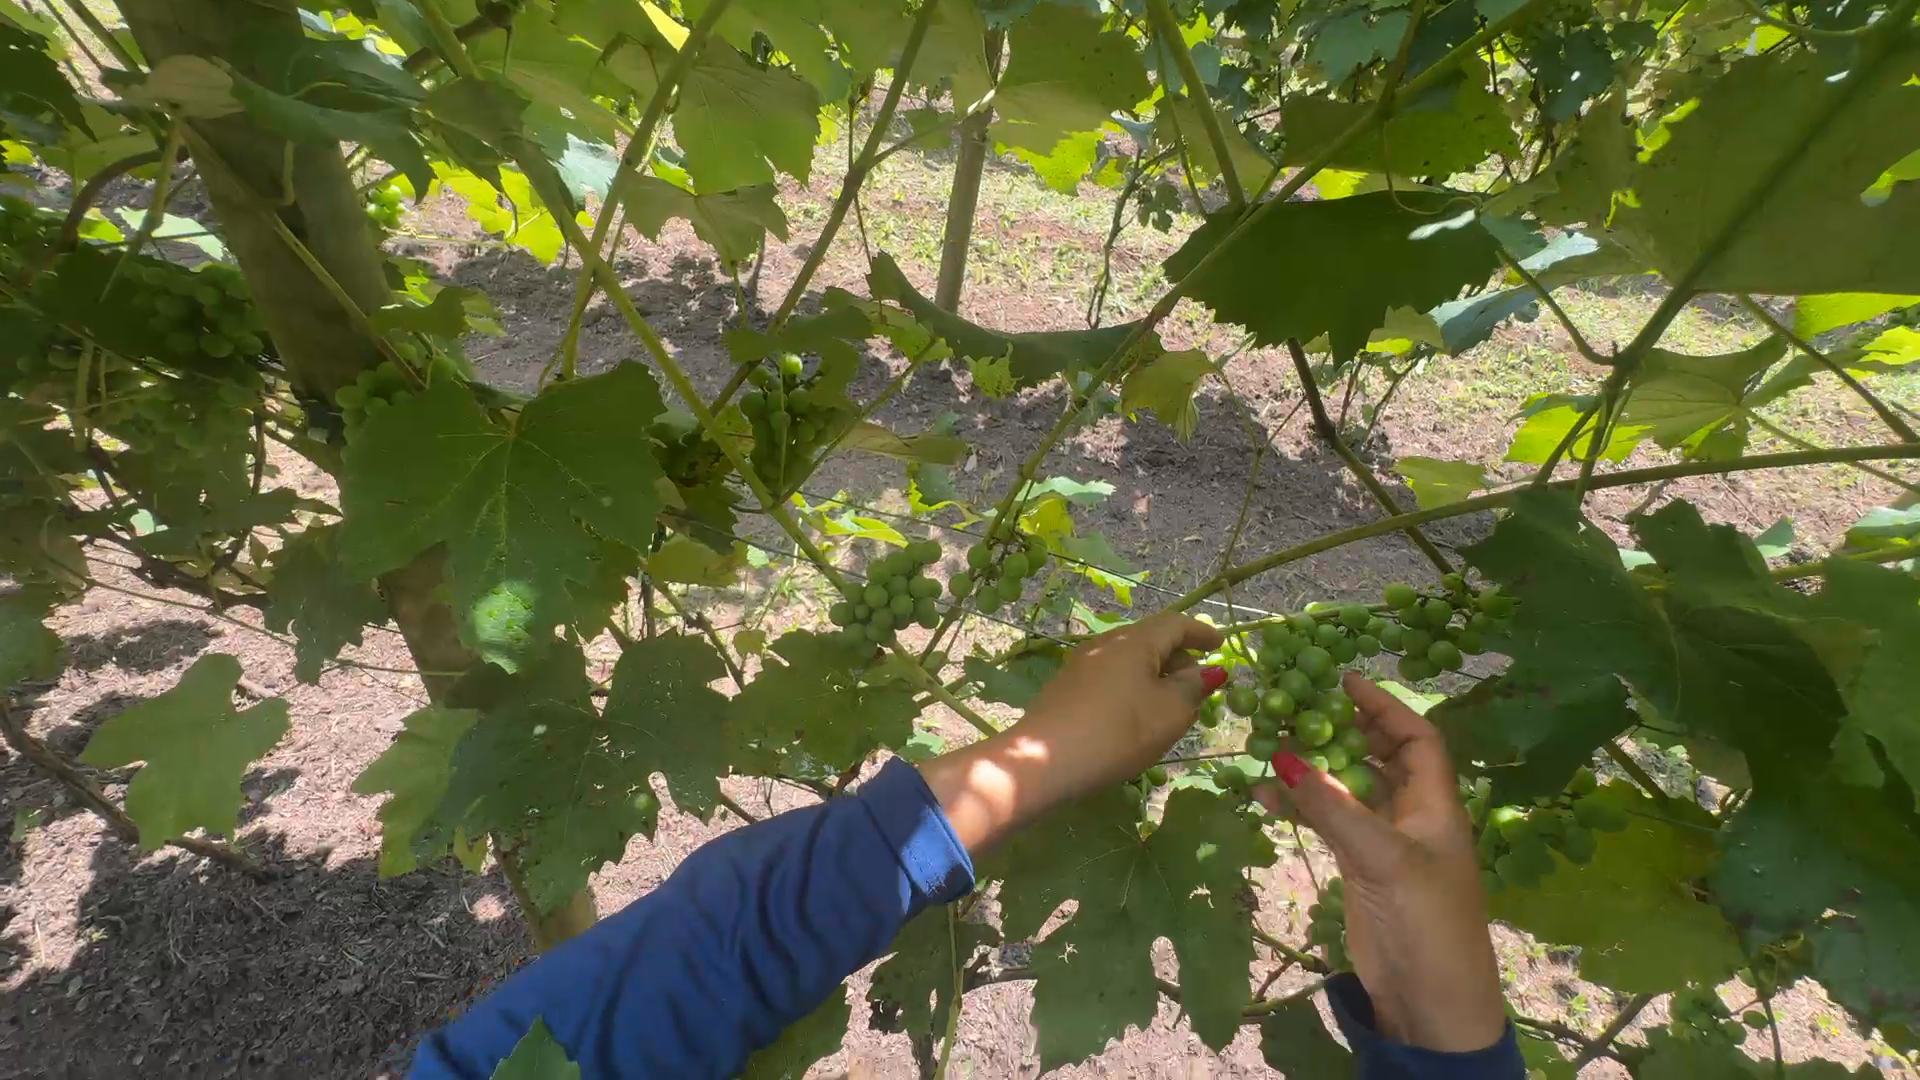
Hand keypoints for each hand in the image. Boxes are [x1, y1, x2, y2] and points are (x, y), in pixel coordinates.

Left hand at [918, 611, 1223, 854]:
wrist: (1045, 759)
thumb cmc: (1117, 732)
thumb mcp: (1169, 713)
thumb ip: (1192, 688)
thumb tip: (1205, 671)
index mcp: (1134, 640)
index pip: (1174, 623)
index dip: (1201, 632)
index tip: (1220, 643)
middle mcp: (1105, 642)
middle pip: (1149, 638)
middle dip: (1178, 654)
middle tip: (1199, 678)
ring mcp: (1081, 662)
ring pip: (1128, 658)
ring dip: (1154, 672)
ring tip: (1172, 699)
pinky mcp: (1067, 685)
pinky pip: (1110, 674)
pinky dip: (1132, 684)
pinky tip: (1136, 711)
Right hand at [1255, 673, 1506, 1053]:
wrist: (1430, 1004)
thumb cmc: (1425, 923)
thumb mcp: (1382, 860)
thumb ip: (1332, 807)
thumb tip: (1281, 758)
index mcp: (1434, 806)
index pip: (1416, 739)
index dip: (1385, 706)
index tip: (1345, 680)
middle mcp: (1410, 815)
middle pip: (1378, 755)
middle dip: (1342, 728)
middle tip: (1299, 704)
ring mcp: (1381, 840)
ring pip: (1345, 785)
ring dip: (1313, 766)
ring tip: (1272, 744)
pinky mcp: (1357, 864)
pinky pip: (1326, 818)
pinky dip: (1299, 804)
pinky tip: (1265, 796)